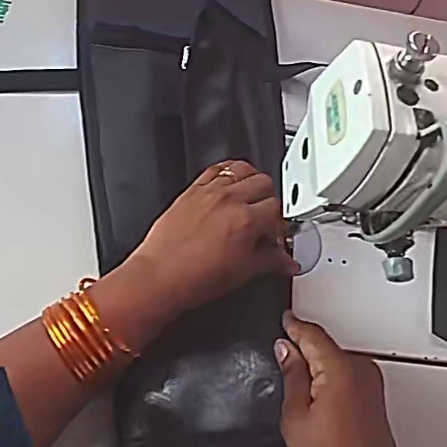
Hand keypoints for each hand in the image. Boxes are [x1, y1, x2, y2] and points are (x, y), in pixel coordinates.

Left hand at [115, 160, 297, 312]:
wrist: (160, 276)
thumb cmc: (195, 278)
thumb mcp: (243, 273)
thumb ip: (270, 261)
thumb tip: (286, 261)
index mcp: (246, 220)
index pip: (277, 208)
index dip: (279, 222)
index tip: (274, 232)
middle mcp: (229, 200)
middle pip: (264, 182)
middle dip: (268, 199)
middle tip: (263, 217)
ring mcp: (210, 191)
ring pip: (242, 169)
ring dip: (250, 182)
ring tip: (248, 199)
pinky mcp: (192, 189)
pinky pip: (216, 168)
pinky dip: (227, 172)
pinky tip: (228, 185)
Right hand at [276, 311, 409, 446]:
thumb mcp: (295, 419)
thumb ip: (291, 376)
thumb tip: (286, 351)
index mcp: (340, 370)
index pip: (312, 334)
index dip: (293, 325)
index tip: (284, 319)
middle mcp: (362, 371)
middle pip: (326, 346)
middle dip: (304, 348)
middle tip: (282, 357)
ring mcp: (372, 384)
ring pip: (336, 360)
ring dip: (318, 364)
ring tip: (297, 386)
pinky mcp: (376, 398)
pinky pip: (347, 375)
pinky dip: (331, 377)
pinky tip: (317, 398)